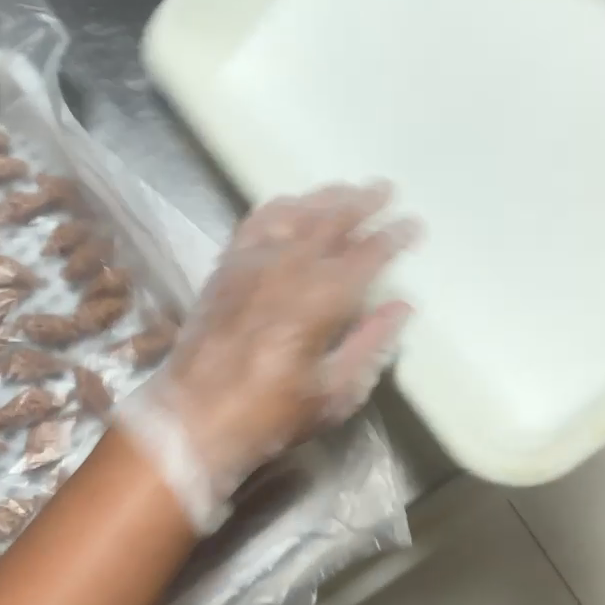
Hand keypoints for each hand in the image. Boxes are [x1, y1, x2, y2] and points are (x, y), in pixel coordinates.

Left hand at [113, 183, 419, 531]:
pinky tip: (291, 203)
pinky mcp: (226, 267)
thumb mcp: (333, 393)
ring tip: (347, 189)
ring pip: (294, 214)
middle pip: (331, 221)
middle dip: (362, 203)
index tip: (413, 225)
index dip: (392, 237)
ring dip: (324, 198)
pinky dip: (278, 207)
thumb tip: (401, 306)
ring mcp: (252, 262)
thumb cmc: (269, 414)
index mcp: (322, 299)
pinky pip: (254, 223)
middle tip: (385, 189)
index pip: (367, 254)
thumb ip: (370, 344)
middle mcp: (288, 268)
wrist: (192, 416)